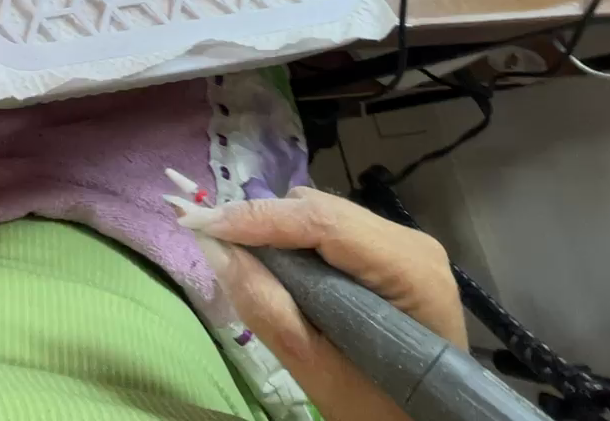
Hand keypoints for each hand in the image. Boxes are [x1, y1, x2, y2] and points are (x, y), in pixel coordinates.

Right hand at [178, 187, 465, 420]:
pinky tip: (276, 268)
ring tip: (245, 262)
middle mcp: (409, 243)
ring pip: (311, 211)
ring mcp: (398, 242)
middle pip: (313, 209)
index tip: (199, 223)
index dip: (256, 218)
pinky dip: (286, 239)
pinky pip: (318, 225)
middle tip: (212, 242)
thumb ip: (270, 312)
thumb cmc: (385, 410)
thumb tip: (213, 246)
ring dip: (270, 230)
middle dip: (258, 222)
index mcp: (411, 273)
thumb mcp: (324, 376)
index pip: (321, 222)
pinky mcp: (382, 248)